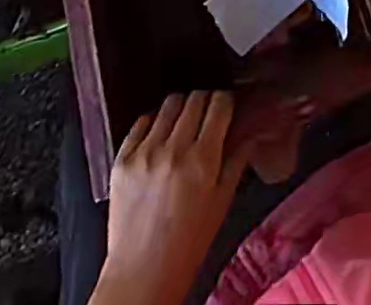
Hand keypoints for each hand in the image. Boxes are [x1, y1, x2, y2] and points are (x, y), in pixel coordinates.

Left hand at [88, 91, 247, 304]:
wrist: (144, 271)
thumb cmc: (187, 245)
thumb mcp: (221, 205)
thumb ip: (235, 163)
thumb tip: (247, 134)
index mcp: (202, 162)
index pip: (218, 105)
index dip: (225, 100)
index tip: (226, 103)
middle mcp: (173, 150)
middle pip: (193, 99)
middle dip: (204, 100)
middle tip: (207, 111)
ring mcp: (145, 151)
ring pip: (168, 104)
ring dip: (180, 106)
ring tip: (184, 119)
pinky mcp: (123, 156)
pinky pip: (142, 121)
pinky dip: (154, 121)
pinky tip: (160, 132)